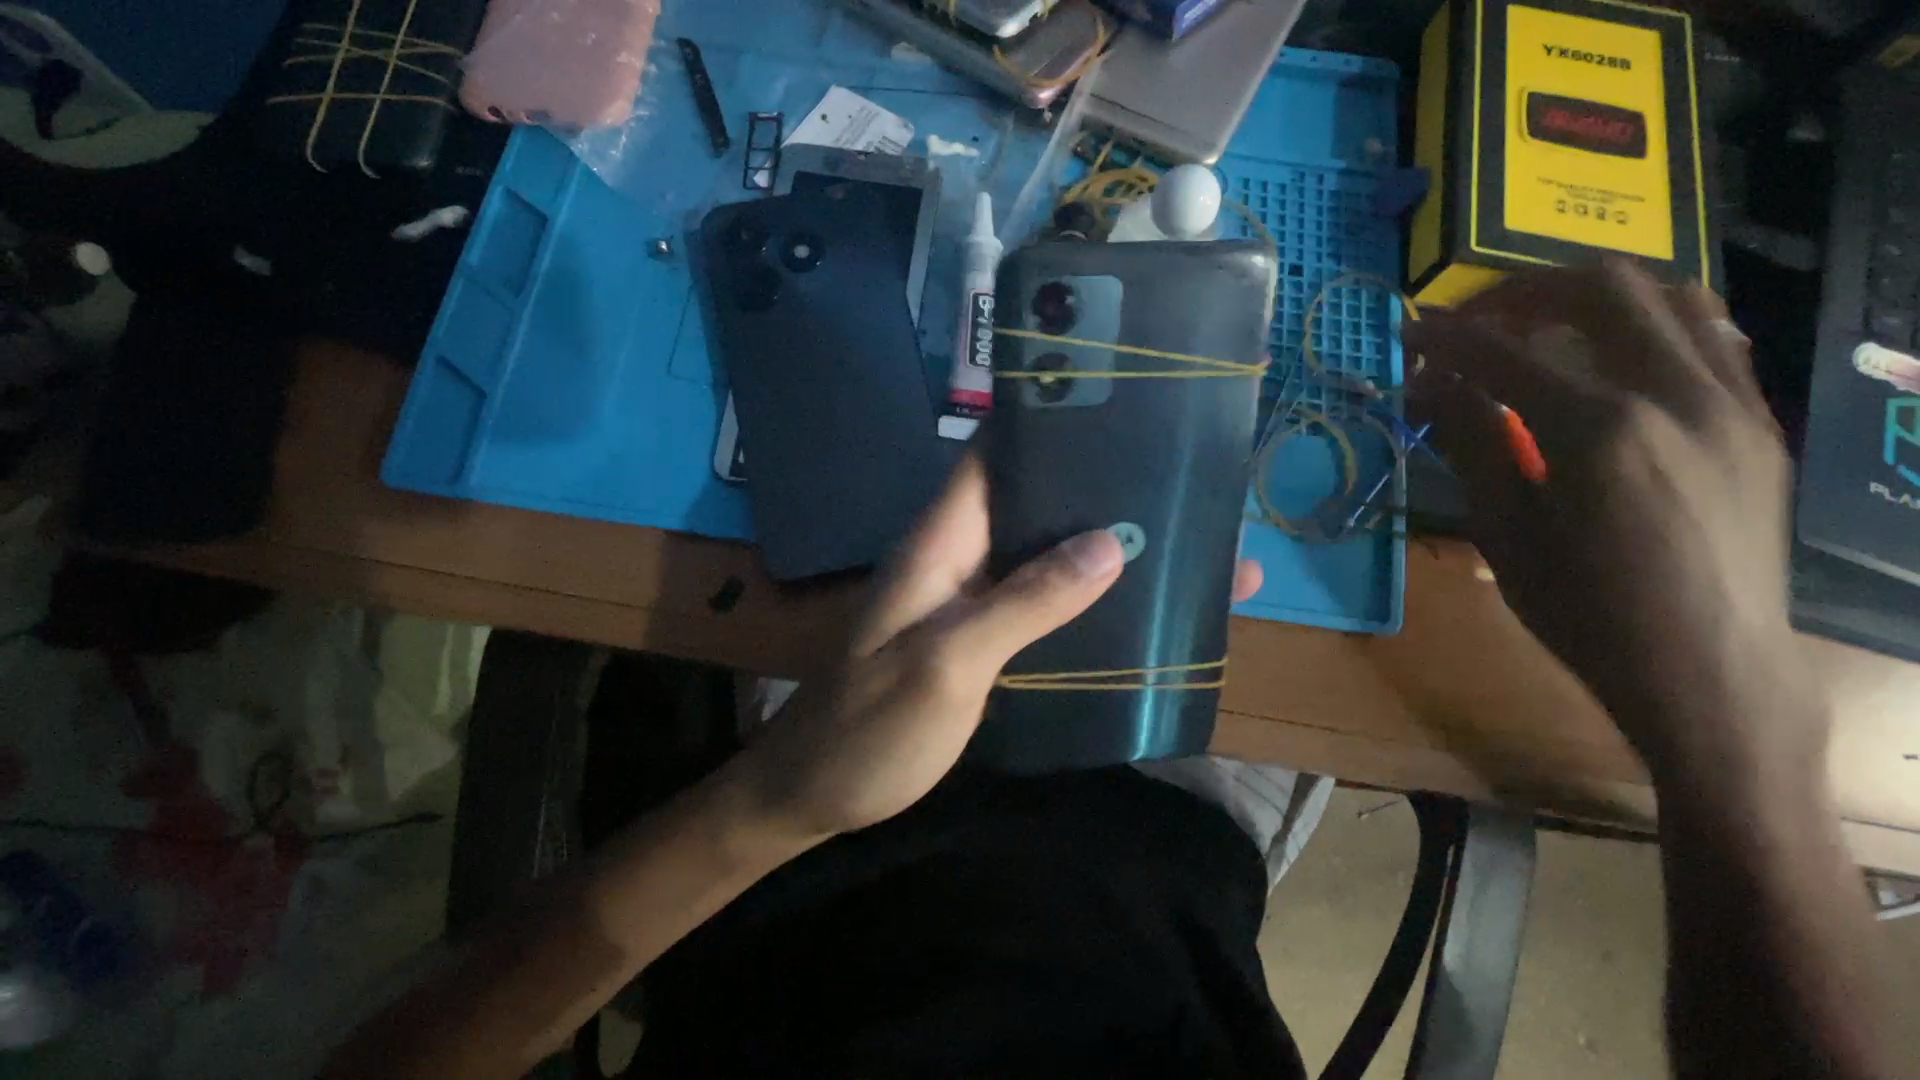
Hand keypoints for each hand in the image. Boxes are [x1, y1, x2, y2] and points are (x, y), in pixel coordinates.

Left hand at [730, 453, 1263, 838]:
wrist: (819, 793)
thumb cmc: (871, 727)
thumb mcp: (947, 664)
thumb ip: (1024, 602)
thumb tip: (1110, 544)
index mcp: (940, 542)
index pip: (993, 455)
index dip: (1049, 423)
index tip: (1125, 404)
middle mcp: (960, 558)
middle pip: (1034, 503)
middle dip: (1102, 488)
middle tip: (1189, 480)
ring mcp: (972, 601)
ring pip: (1046, 554)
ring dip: (1106, 547)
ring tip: (1193, 541)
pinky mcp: (985, 641)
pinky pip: (1044, 604)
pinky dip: (1090, 599)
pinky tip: (1144, 607)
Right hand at [1405, 260, 1815, 773]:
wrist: (1710, 670)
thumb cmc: (1587, 614)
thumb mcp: (1505, 533)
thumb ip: (1470, 442)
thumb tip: (1427, 384)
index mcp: (1599, 430)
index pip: (1504, 351)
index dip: (1445, 335)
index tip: (1407, 332)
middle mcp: (1674, 394)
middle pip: (1595, 289)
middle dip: (1517, 292)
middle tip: (1470, 323)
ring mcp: (1729, 400)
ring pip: (1664, 294)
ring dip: (1587, 294)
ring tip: (1538, 324)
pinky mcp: (1755, 419)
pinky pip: (1708, 334)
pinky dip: (1647, 321)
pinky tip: (1609, 352)